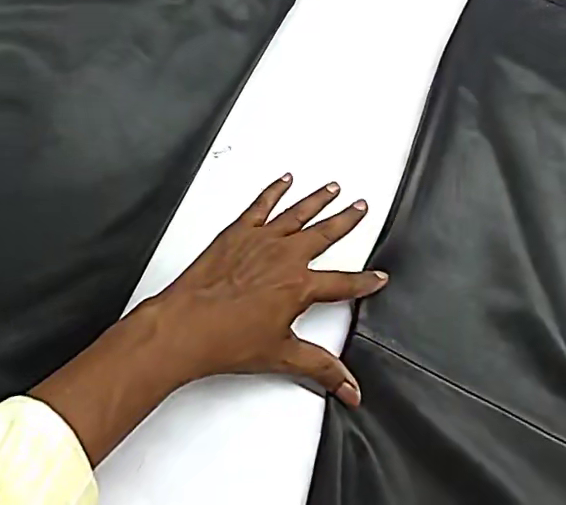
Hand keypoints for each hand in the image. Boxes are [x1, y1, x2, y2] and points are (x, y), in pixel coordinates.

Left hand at [143, 176, 386, 397]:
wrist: (187, 324)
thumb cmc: (227, 338)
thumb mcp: (282, 356)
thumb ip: (320, 367)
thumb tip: (347, 386)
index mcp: (298, 286)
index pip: (342, 283)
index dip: (364, 281)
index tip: (378, 276)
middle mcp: (284, 256)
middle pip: (324, 234)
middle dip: (346, 220)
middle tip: (361, 207)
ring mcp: (261, 238)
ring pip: (297, 212)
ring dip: (318, 198)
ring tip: (333, 187)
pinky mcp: (238, 230)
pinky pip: (261, 204)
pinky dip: (274, 189)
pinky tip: (284, 180)